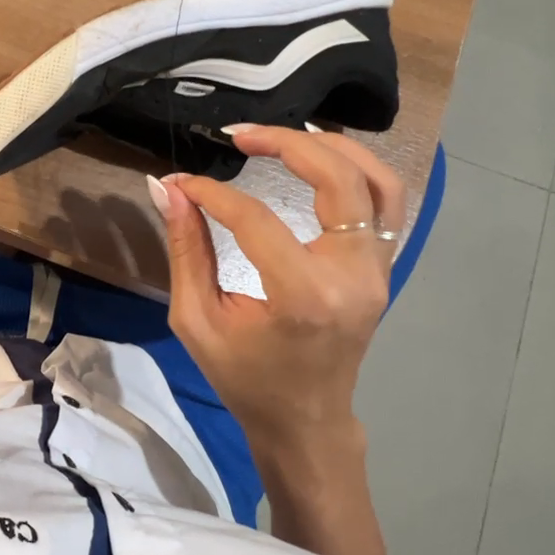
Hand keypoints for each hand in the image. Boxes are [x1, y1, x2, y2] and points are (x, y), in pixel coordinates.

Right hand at [148, 125, 405, 436]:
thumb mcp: (197, 320)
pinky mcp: (383, 269)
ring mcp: (378, 271)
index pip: (256, 218)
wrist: (304, 420)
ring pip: (378, 183)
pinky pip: (386, 204)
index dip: (213, 193)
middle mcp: (352, 276)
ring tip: (285, 136)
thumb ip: (186, 249)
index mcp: (302, 296)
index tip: (182, 183)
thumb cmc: (244, 378)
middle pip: (338, 180)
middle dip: (286, 143)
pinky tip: (319, 159)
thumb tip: (168, 188)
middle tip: (240, 134)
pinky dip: (357, 170)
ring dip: (332, 148)